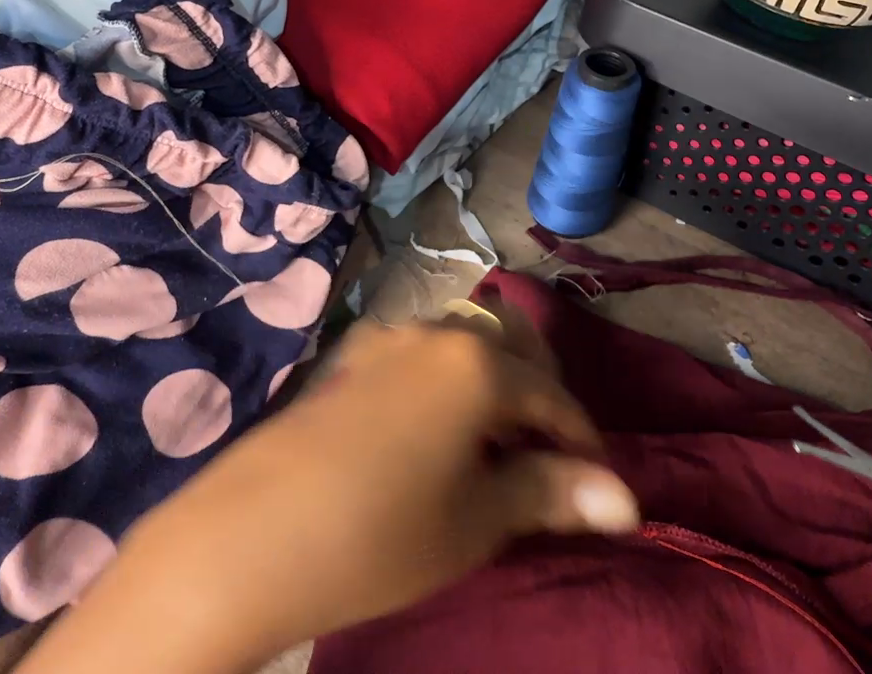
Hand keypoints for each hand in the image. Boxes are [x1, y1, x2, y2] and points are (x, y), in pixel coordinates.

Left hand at [18, 306, 638, 673]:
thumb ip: (550, 492)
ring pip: (462, 345)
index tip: (596, 486)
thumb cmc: (380, 534)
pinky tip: (434, 431)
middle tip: (546, 456)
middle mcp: (433, 332)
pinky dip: (447, 382)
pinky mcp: (345, 359)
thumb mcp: (476, 520)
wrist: (245, 538)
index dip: (582, 442)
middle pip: (511, 346)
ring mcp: (383, 339)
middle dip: (540, 394)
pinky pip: (419, 356)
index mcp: (476, 362)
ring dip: (492, 384)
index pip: (553, 396)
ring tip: (492, 446)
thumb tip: (625, 499)